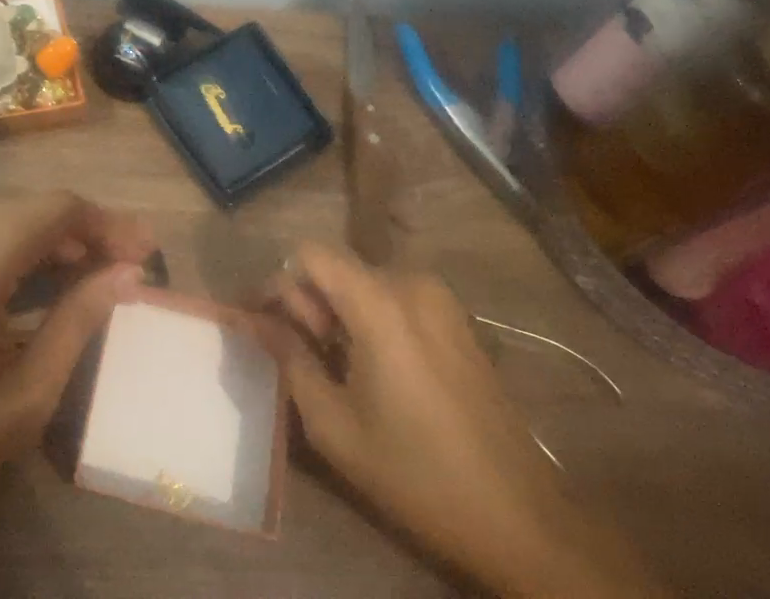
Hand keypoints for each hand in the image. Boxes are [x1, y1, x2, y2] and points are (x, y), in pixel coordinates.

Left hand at [0, 192, 153, 598]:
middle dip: (91, 232)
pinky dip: (30, 254)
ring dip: (62, 242)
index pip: (58, 210)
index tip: (150, 255)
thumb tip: (130, 275)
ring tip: (110, 276)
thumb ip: (79, 321)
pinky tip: (59, 285)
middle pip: (37, 209)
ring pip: (14, 221)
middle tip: (137, 266)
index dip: (109, 225)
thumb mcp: (27, 393)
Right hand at [259, 244, 663, 598]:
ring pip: (367, 285)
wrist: (516, 514)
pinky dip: (371, 322)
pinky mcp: (460, 323)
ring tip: (335, 370)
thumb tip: (254, 319)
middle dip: (308, 304)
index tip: (264, 326)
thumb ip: (289, 357)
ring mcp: (444, 302)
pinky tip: (374, 373)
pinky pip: (398, 301)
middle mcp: (413, 286)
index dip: (278, 284)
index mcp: (380, 303)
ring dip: (339, 315)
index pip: (309, 254)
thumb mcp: (332, 423)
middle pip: (339, 269)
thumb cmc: (412, 471)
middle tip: (299, 359)